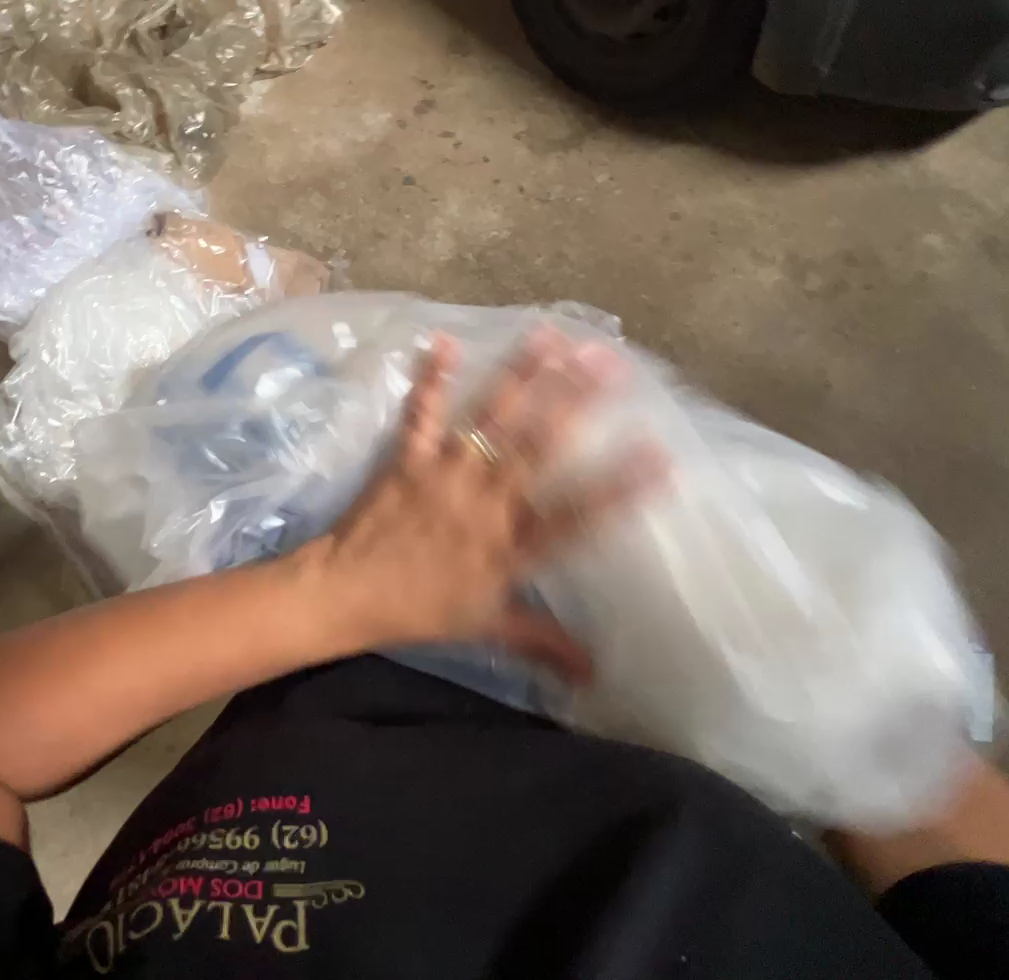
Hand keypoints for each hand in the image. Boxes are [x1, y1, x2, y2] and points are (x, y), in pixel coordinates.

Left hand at [294, 328, 663, 679]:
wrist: (345, 592)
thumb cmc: (417, 611)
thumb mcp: (484, 627)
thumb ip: (541, 640)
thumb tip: (595, 672)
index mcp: (509, 547)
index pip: (576, 516)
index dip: (620, 486)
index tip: (663, 454)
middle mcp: (483, 503)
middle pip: (537, 448)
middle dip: (576, 401)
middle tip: (611, 360)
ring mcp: (444, 475)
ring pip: (490, 421)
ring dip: (521, 376)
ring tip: (551, 336)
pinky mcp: (407, 459)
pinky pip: (422, 414)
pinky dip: (432, 378)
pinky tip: (445, 340)